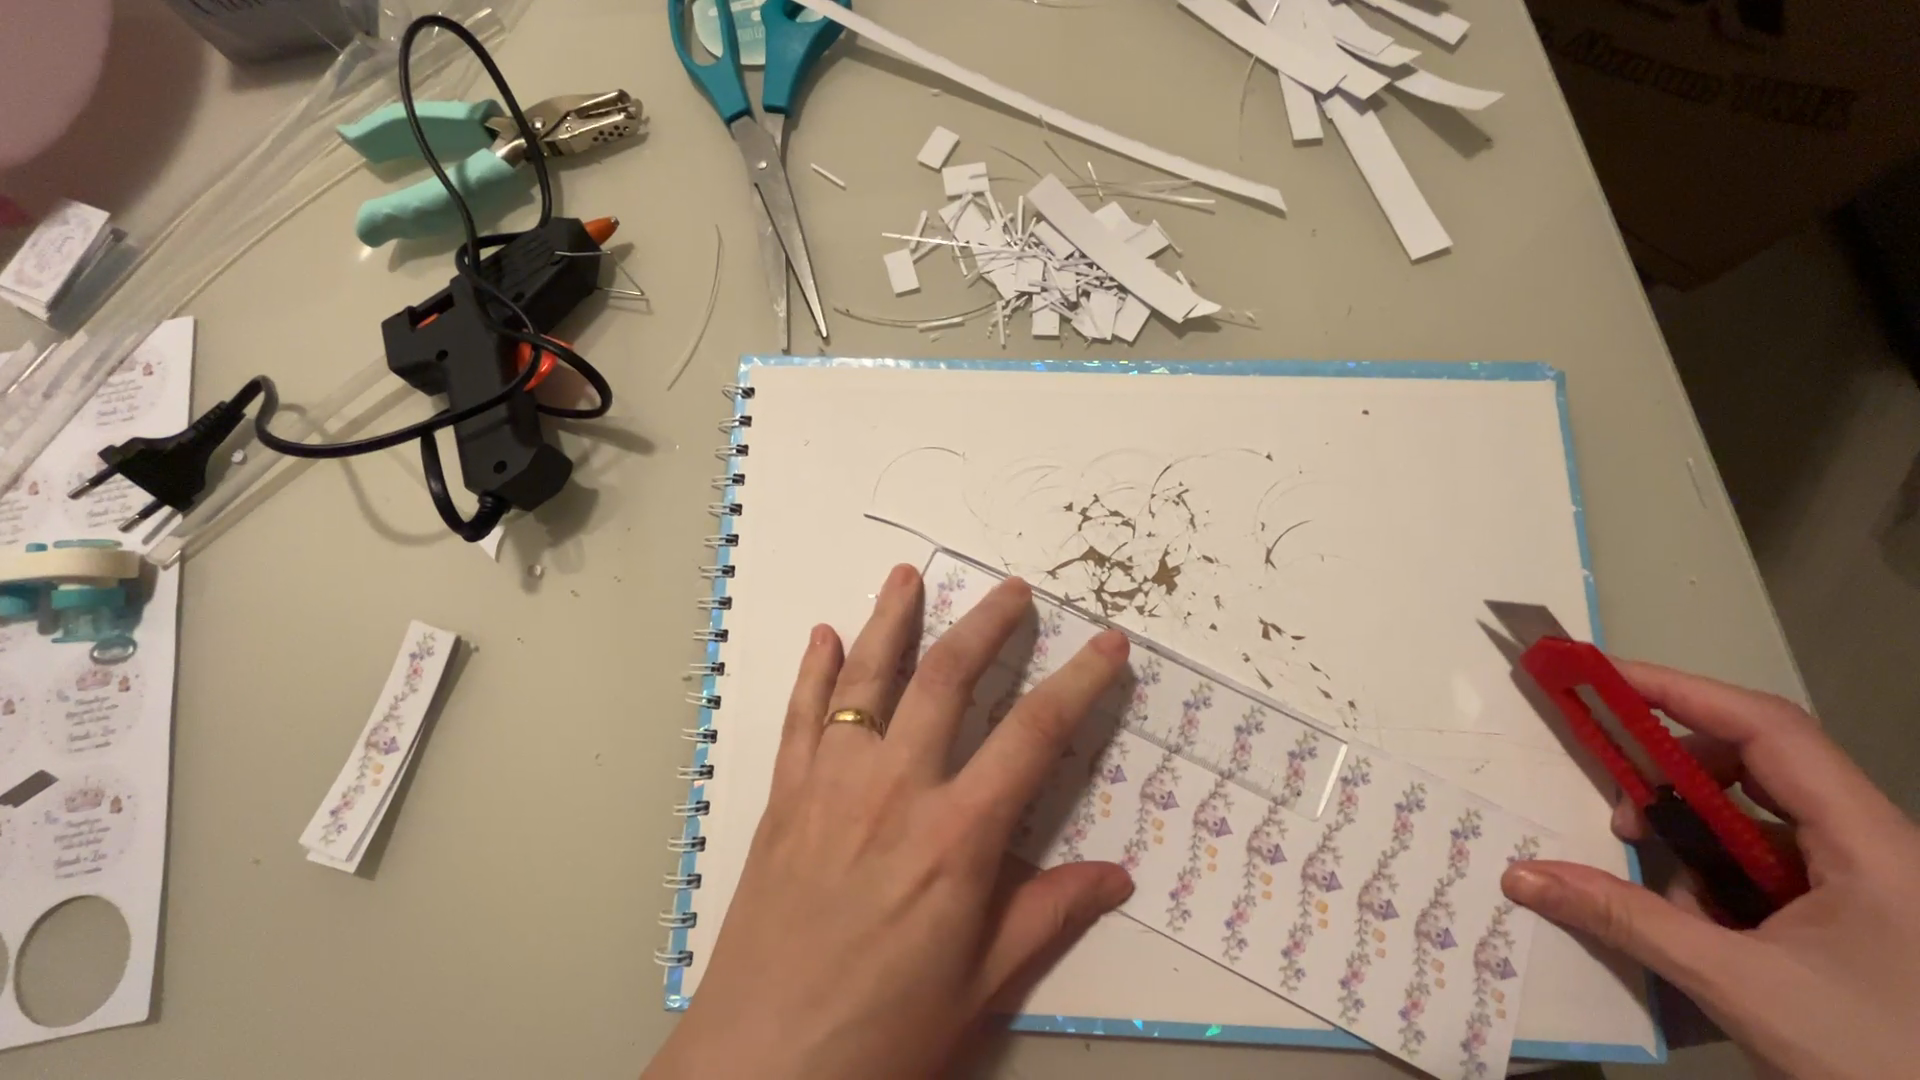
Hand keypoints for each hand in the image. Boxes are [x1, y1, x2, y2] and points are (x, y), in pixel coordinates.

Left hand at [645, 566, 1134, 1079]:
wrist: (763, 1065)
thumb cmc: (884, 1031)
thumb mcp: (982, 983)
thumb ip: (1047, 914)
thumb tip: (1116, 875)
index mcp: (957, 836)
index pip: (1034, 736)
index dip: (1079, 682)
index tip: (1107, 644)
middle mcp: (895, 790)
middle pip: (947, 680)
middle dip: (987, 625)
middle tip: (1013, 589)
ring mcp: (832, 786)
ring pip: (866, 680)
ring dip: (891, 621)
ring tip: (908, 575)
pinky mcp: (784, 799)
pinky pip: (800, 719)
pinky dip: (814, 672)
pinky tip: (824, 636)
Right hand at [1501, 661, 1919, 1079]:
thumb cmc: (1883, 1058)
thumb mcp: (1742, 987)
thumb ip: (1628, 922)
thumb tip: (1521, 876)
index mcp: (1868, 843)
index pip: (1765, 729)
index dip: (1679, 690)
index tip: (1599, 678)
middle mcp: (1871, 844)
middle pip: (1753, 764)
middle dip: (1670, 778)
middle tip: (1620, 819)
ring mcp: (1866, 880)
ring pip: (1754, 817)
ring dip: (1690, 838)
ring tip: (1661, 891)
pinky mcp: (1854, 913)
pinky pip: (1764, 863)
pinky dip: (1713, 878)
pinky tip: (1701, 926)